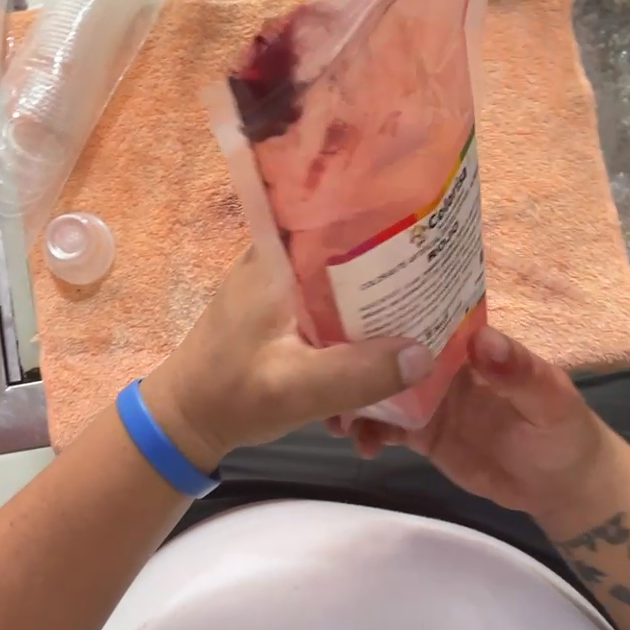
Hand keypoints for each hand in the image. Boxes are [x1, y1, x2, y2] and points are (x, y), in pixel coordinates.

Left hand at [141, 244, 432, 468]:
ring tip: (419, 327)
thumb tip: (425, 355)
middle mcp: (283, 258)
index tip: (433, 234)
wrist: (186, 420)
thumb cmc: (231, 396)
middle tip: (442, 293)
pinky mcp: (286, 311)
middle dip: (397, 273)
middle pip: (355, 248)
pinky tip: (382, 353)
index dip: (392, 216)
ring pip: (349, 282)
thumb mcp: (296, 390)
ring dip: (379, 309)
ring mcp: (284, 285)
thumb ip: (358, 374)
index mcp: (279, 256)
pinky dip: (358, 328)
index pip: (341, 209)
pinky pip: (335, 307)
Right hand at [344, 327, 614, 518]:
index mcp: (469, 345)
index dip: (385, 312)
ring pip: (378, 389)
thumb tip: (482, 340)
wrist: (561, 487)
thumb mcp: (552, 401)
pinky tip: (362, 446)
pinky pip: (385, 427)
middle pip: (388, 351)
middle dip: (355, 359)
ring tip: (336, 418)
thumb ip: (520, 372)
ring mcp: (426, 399)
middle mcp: (441, 365)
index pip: (422, 315)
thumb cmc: (564, 432)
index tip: (347, 315)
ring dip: (353, 397)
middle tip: (324, 371)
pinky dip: (368, 432)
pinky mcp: (420, 433)